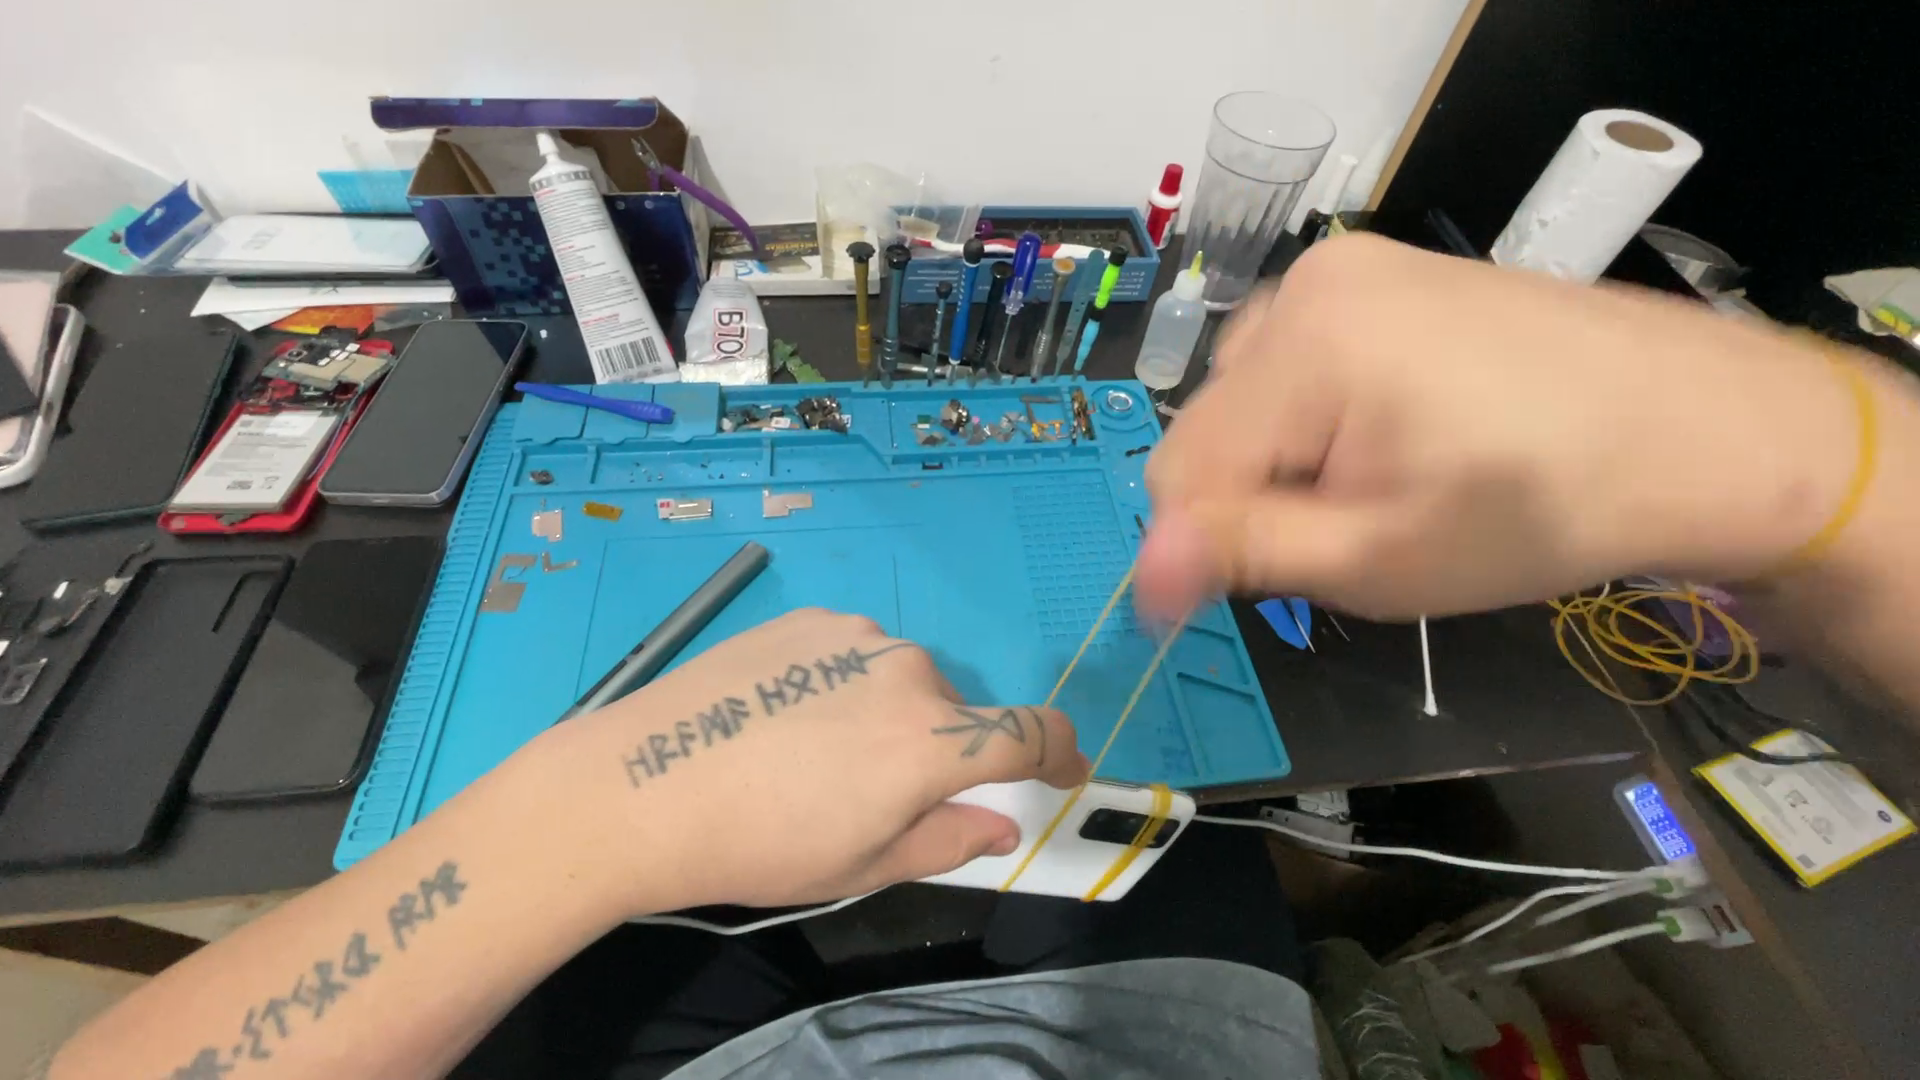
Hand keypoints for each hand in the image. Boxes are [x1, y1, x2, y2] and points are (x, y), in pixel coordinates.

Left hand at [518, 609, 1085, 914]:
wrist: (639, 783)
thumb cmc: (760, 845)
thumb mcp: (862, 865)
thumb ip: (948, 839)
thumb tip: (1002, 824)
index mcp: (932, 739)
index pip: (1032, 732)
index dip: (1059, 752)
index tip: (1062, 769)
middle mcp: (908, 670)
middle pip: (954, 709)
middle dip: (936, 748)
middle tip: (870, 790)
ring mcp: (854, 635)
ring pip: (902, 677)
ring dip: (887, 712)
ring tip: (815, 750)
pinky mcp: (807, 617)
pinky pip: (853, 653)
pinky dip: (844, 683)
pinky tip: (786, 712)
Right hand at [1138, 234, 1864, 620]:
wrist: (1708, 429)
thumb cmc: (1544, 510)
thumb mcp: (1379, 558)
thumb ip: (1245, 555)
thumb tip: (1139, 573)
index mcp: (1306, 347)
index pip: (1178, 468)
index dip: (1204, 539)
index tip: (1261, 582)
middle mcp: (1306, 285)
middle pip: (1208, 425)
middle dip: (1252, 491)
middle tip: (1346, 525)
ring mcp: (1340, 267)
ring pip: (1239, 394)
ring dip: (1274, 453)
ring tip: (1372, 475)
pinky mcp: (1370, 271)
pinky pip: (1281, 358)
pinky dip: (1302, 410)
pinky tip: (1378, 426)